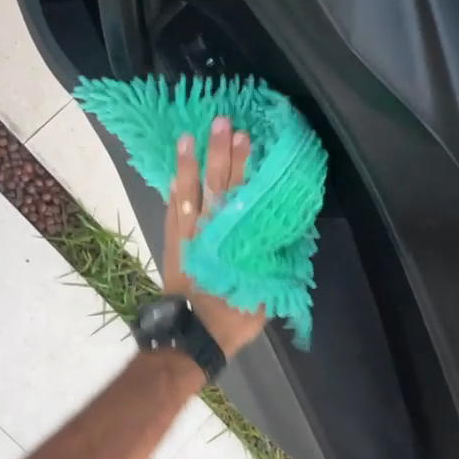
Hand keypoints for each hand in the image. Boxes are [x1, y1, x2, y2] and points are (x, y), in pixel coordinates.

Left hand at [162, 116, 267, 358]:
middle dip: (220, 152)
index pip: (242, 192)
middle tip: (223, 123)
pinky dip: (173, 190)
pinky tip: (174, 173)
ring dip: (190, 163)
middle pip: (217, 183)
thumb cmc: (234, 313)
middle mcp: (212, 228)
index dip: (243, 165)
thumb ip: (273, 257)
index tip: (247, 138)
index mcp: (238, 236)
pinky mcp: (173, 243)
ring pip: (189, 190)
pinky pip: (172, 210)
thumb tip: (286, 230)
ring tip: (190, 135)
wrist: (194, 335)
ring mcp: (188, 234)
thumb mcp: (265, 287)